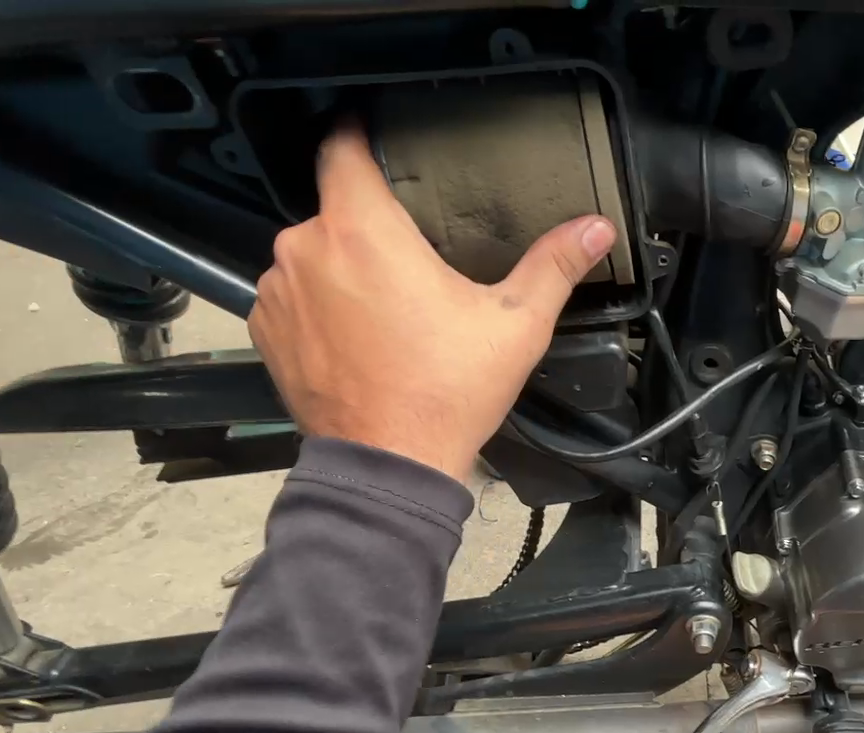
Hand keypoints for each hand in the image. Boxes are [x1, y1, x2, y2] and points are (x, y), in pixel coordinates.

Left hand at [248, 121, 616, 482]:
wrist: (392, 463)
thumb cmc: (449, 394)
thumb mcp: (517, 325)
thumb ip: (554, 266)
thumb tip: (596, 229)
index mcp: (365, 230)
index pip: (343, 146)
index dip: (362, 138)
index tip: (383, 148)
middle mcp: (307, 248)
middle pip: (339, 209)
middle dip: (375, 229)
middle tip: (418, 269)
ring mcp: (279, 290)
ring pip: (316, 255)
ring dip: (347, 270)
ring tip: (392, 314)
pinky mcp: (267, 329)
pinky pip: (294, 297)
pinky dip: (323, 307)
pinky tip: (362, 340)